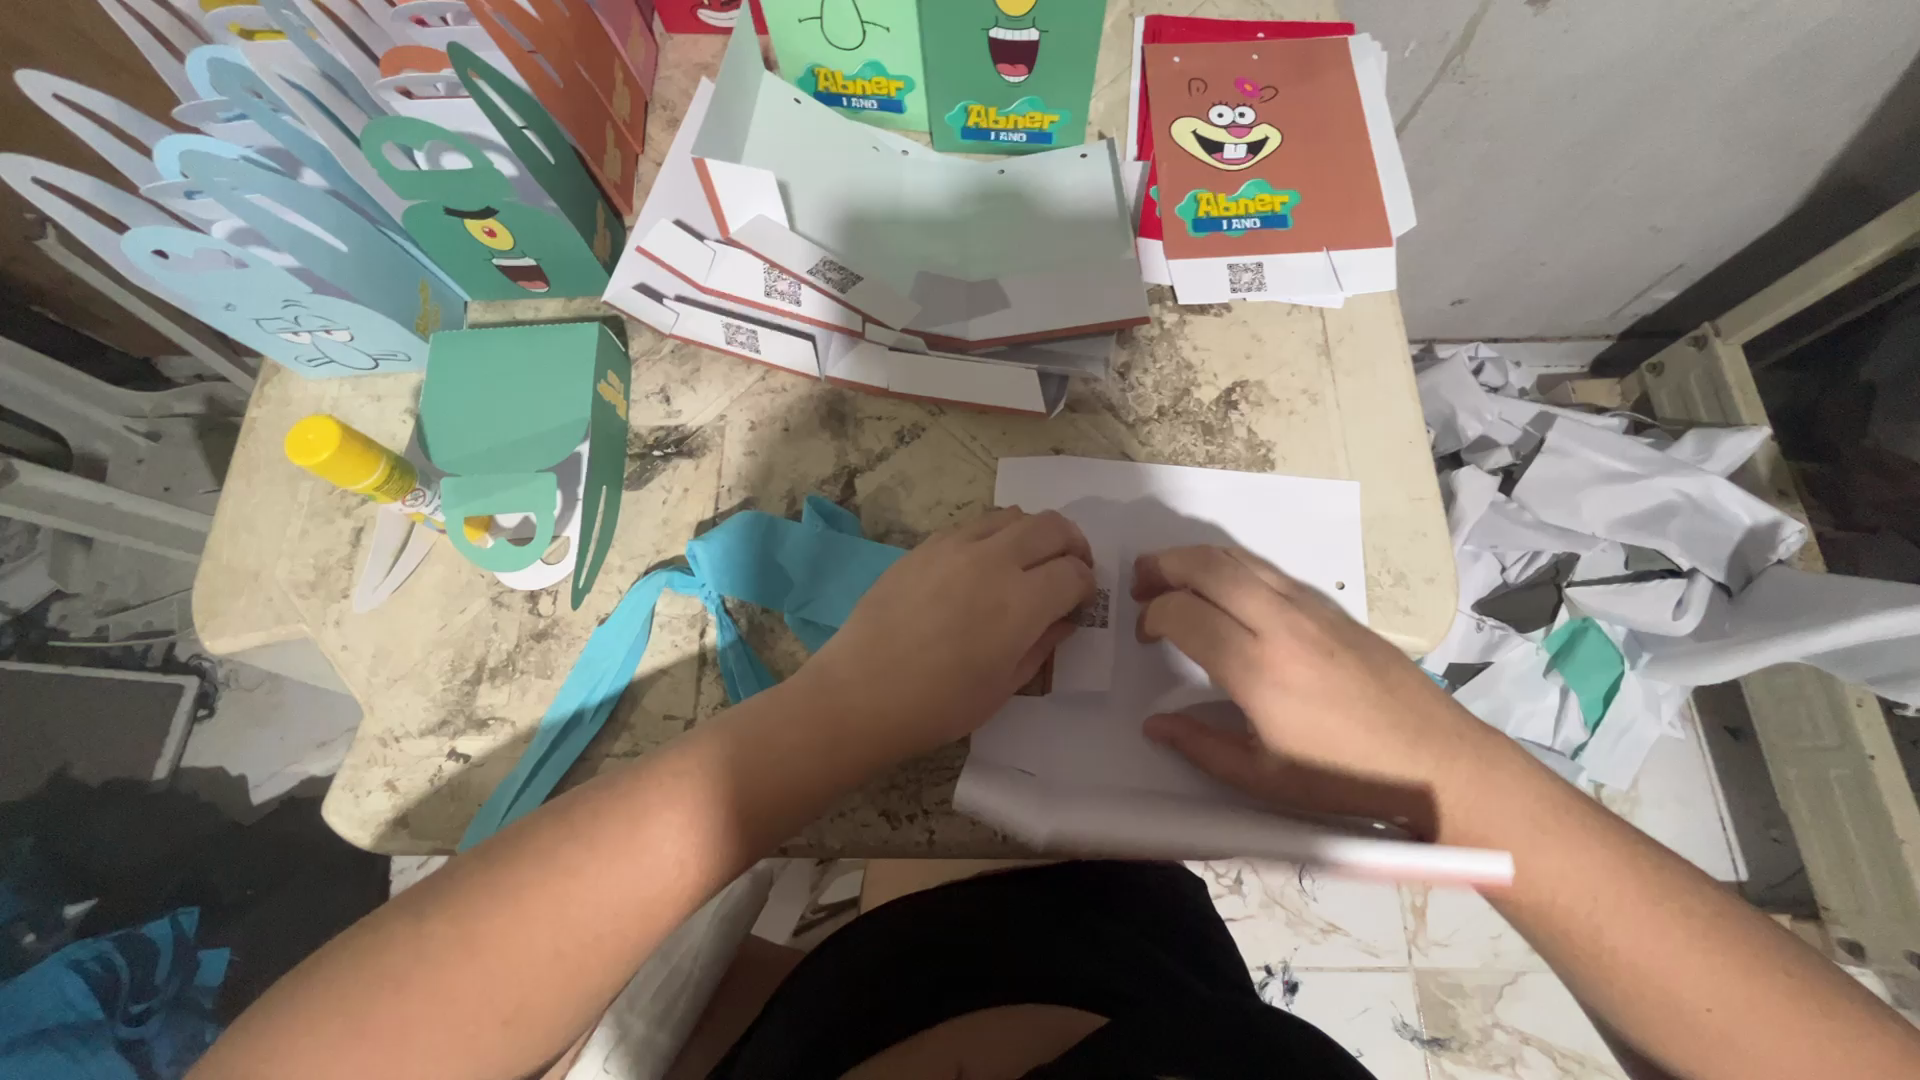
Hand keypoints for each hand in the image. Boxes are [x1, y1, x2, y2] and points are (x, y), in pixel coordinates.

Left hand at [800, 508, 1095, 760]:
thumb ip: (1043, 645)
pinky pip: (974, 525)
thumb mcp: (1005, 686)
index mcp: (1021, 602)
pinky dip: (994, 536)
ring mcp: (955, 546)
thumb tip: (1064, 619)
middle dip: (1072, 545)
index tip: (1079, 604)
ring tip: (1027, 564)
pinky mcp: (925, 546)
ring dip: (1033, 534)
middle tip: (1068, 571)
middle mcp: (994, 561)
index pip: (1075, 573)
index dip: (1086, 588)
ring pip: (1013, 515)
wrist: (860, 693)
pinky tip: (982, 567)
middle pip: (1052, 527)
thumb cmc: (938, 705)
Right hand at [1133, 546, 1509, 837]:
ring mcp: (1311, 608)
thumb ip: (1200, 746)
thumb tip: (1154, 724)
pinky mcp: (1334, 607)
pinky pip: (1269, 570)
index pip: (1182, 612)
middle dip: (1162, 566)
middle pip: (1207, 565)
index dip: (1152, 617)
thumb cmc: (1345, 777)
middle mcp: (1280, 622)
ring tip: (1172, 578)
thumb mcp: (1262, 778)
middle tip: (1139, 585)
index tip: (1144, 636)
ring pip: (1240, 558)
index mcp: (1256, 667)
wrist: (1439, 762)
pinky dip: (1233, 568)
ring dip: (1196, 560)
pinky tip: (1227, 594)